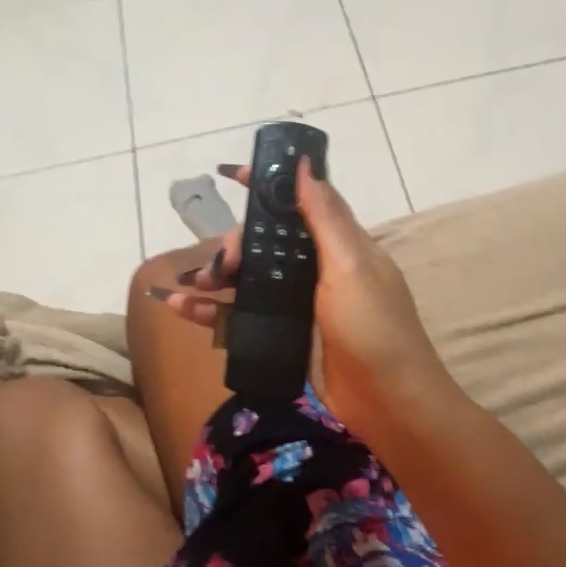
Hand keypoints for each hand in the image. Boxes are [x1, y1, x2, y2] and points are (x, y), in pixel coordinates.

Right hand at [156, 159, 461, 434]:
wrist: (386, 402)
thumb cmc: (374, 328)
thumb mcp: (351, 266)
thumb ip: (325, 217)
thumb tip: (304, 164)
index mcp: (339, 246)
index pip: (300, 205)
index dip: (268, 189)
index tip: (233, 176)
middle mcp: (317, 271)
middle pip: (265, 245)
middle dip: (236, 245)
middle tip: (221, 266)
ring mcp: (298, 307)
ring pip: (248, 280)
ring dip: (216, 276)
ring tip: (193, 283)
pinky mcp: (283, 337)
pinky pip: (240, 317)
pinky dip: (210, 312)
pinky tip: (179, 308)